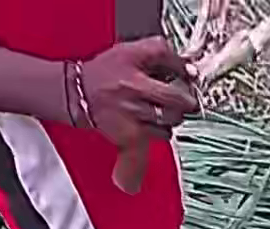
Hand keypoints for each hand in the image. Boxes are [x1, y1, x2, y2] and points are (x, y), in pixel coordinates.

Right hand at [80, 37, 198, 146]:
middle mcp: (132, 88)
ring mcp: (133, 114)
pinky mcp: (133, 136)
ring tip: (165, 111)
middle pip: (175, 96)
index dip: (181, 67)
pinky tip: (155, 123)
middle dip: (185, 100)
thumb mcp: (128, 52)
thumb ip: (155, 54)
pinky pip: (160, 135)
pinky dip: (163, 130)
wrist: (82, 96)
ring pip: (170, 119)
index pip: (163, 55)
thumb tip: (187, 69)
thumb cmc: (106, 74)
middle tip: (186, 101)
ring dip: (174, 116)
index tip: (188, 75)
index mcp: (130, 61)